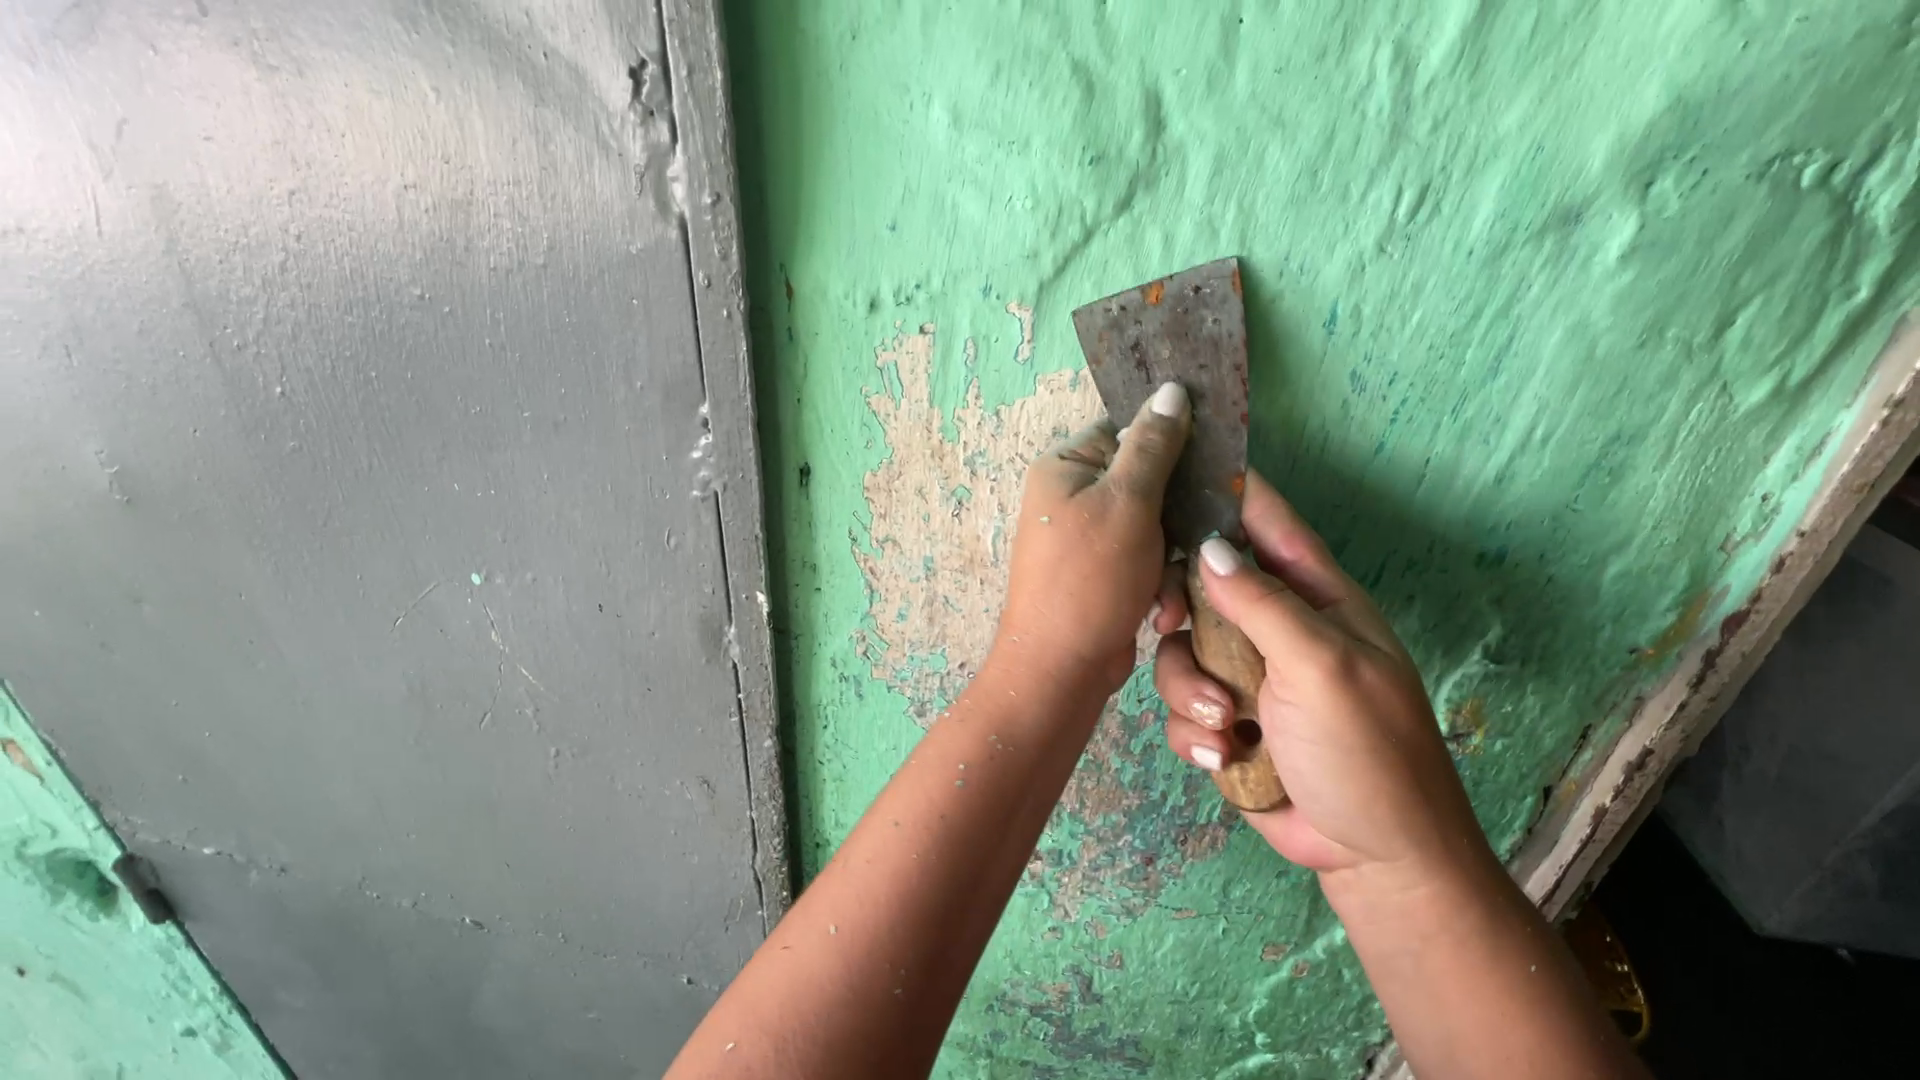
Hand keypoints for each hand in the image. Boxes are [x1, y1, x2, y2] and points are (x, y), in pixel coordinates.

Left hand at [993, 382, 1191, 695]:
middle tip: (1188, 545)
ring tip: (1164, 594)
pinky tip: (1159, 613)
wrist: (1061, 668)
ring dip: (1170, 563)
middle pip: (1149, 483)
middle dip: (1175, 523)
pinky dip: (1158, 587)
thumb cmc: (1088, 578)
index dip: (1170, 446)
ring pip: (1157, 528)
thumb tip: (1171, 389)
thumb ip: (1153, 445)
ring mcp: (1088, 538)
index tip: (1209, 468)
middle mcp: (1072, 496)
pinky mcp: (1105, 574)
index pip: (1127, 431)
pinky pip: (1148, 562)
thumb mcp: (1127, 502)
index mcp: (1066, 466)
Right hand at [1153, 472, 1487, 883]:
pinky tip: (1226, 756)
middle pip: (1202, 585)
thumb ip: (1263, 605)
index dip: (1226, 491)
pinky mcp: (1226, 720)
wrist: (1372, 855)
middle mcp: (1276, 627)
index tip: (1172, 472)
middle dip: (1181, 608)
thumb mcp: (1320, 667)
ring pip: (1180, 650)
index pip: (1267, 522)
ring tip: (1223, 724)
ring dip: (1187, 688)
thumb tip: (1209, 547)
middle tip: (1170, 625)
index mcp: (1316, 597)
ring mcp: (1247, 675)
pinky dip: (1195, 731)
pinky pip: (1181, 705)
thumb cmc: (1366, 750)